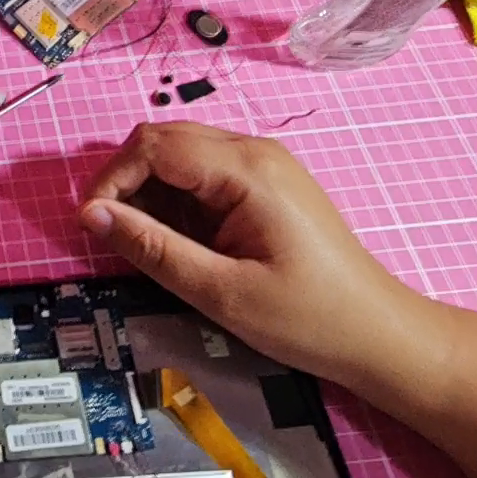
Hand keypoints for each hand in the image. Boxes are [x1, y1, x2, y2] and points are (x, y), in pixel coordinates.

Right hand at [77, 121, 442, 386]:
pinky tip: (178, 232)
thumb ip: (153, 249)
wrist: (386, 338)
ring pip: (177, 150)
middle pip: (162, 139)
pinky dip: (173, 193)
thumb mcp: (221, 292)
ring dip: (148, 186)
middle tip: (113, 229)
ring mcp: (260, 160)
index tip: (92, 221)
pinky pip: (199, 168)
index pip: (153, 146)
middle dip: (125, 179)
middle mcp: (251, 149)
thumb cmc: (308, 320)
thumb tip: (90, 214)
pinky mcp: (262, 177)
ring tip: (146, 236)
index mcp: (246, 169)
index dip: (112, 178)